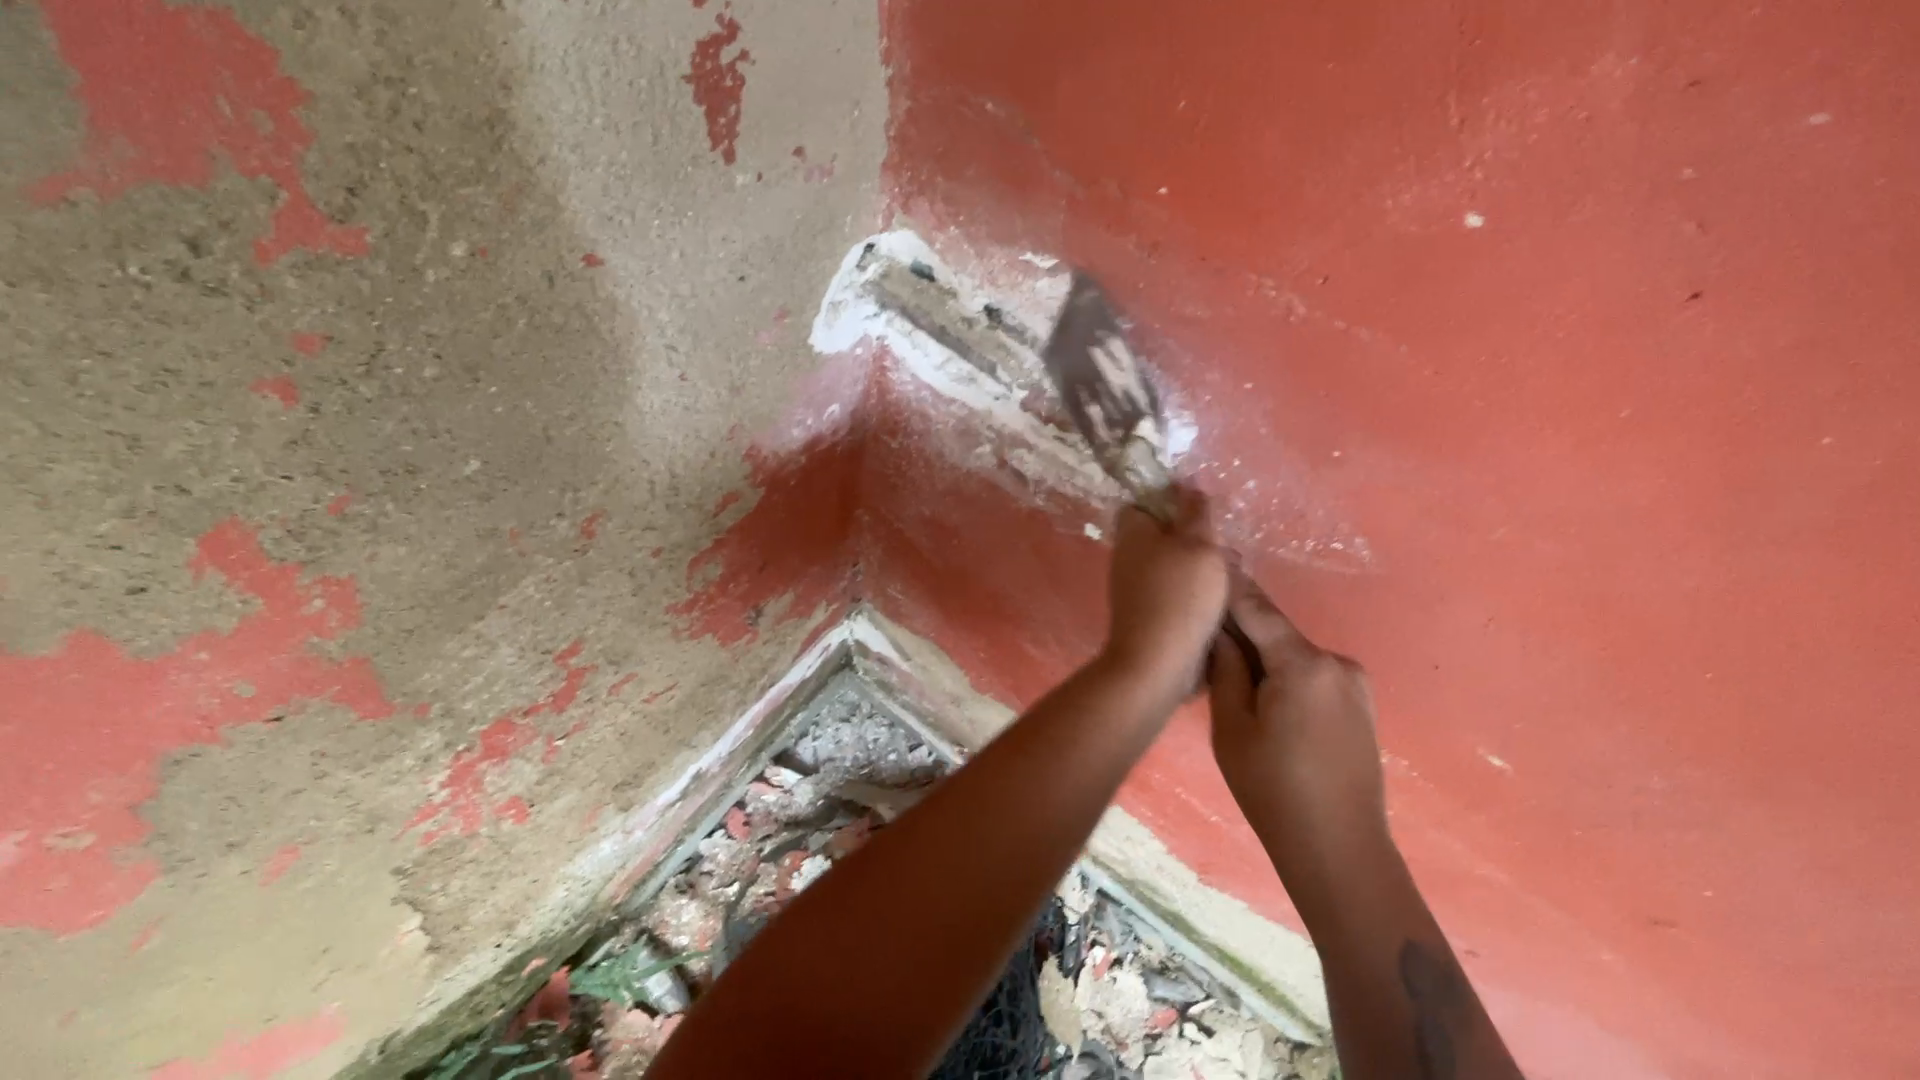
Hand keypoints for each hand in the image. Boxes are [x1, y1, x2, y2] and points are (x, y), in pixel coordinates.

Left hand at [1101, 487, 1229, 696]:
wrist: (1157, 663)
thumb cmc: (1180, 596)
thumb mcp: (1198, 544)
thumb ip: (1196, 512)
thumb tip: (1187, 483)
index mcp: (1132, 533)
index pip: (1140, 504)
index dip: (1168, 502)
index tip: (1200, 511)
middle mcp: (1126, 558)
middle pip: (1159, 536)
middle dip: (1192, 539)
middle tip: (1225, 547)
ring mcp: (1133, 590)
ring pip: (1170, 567)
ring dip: (1198, 570)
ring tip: (1230, 575)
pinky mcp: (1146, 616)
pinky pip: (1173, 594)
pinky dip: (1193, 596)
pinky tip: (1219, 603)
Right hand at [1207, 570, 1387, 862]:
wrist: (1339, 848)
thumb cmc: (1273, 789)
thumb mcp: (1232, 728)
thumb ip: (1227, 672)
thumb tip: (1222, 636)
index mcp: (1304, 663)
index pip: (1258, 610)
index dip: (1231, 586)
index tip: (1209, 559)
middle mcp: (1336, 663)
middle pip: (1278, 634)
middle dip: (1242, 631)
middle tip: (1203, 635)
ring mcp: (1355, 685)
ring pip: (1294, 657)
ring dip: (1264, 659)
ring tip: (1229, 678)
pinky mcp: (1361, 707)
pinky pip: (1313, 678)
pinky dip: (1285, 678)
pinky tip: (1264, 701)